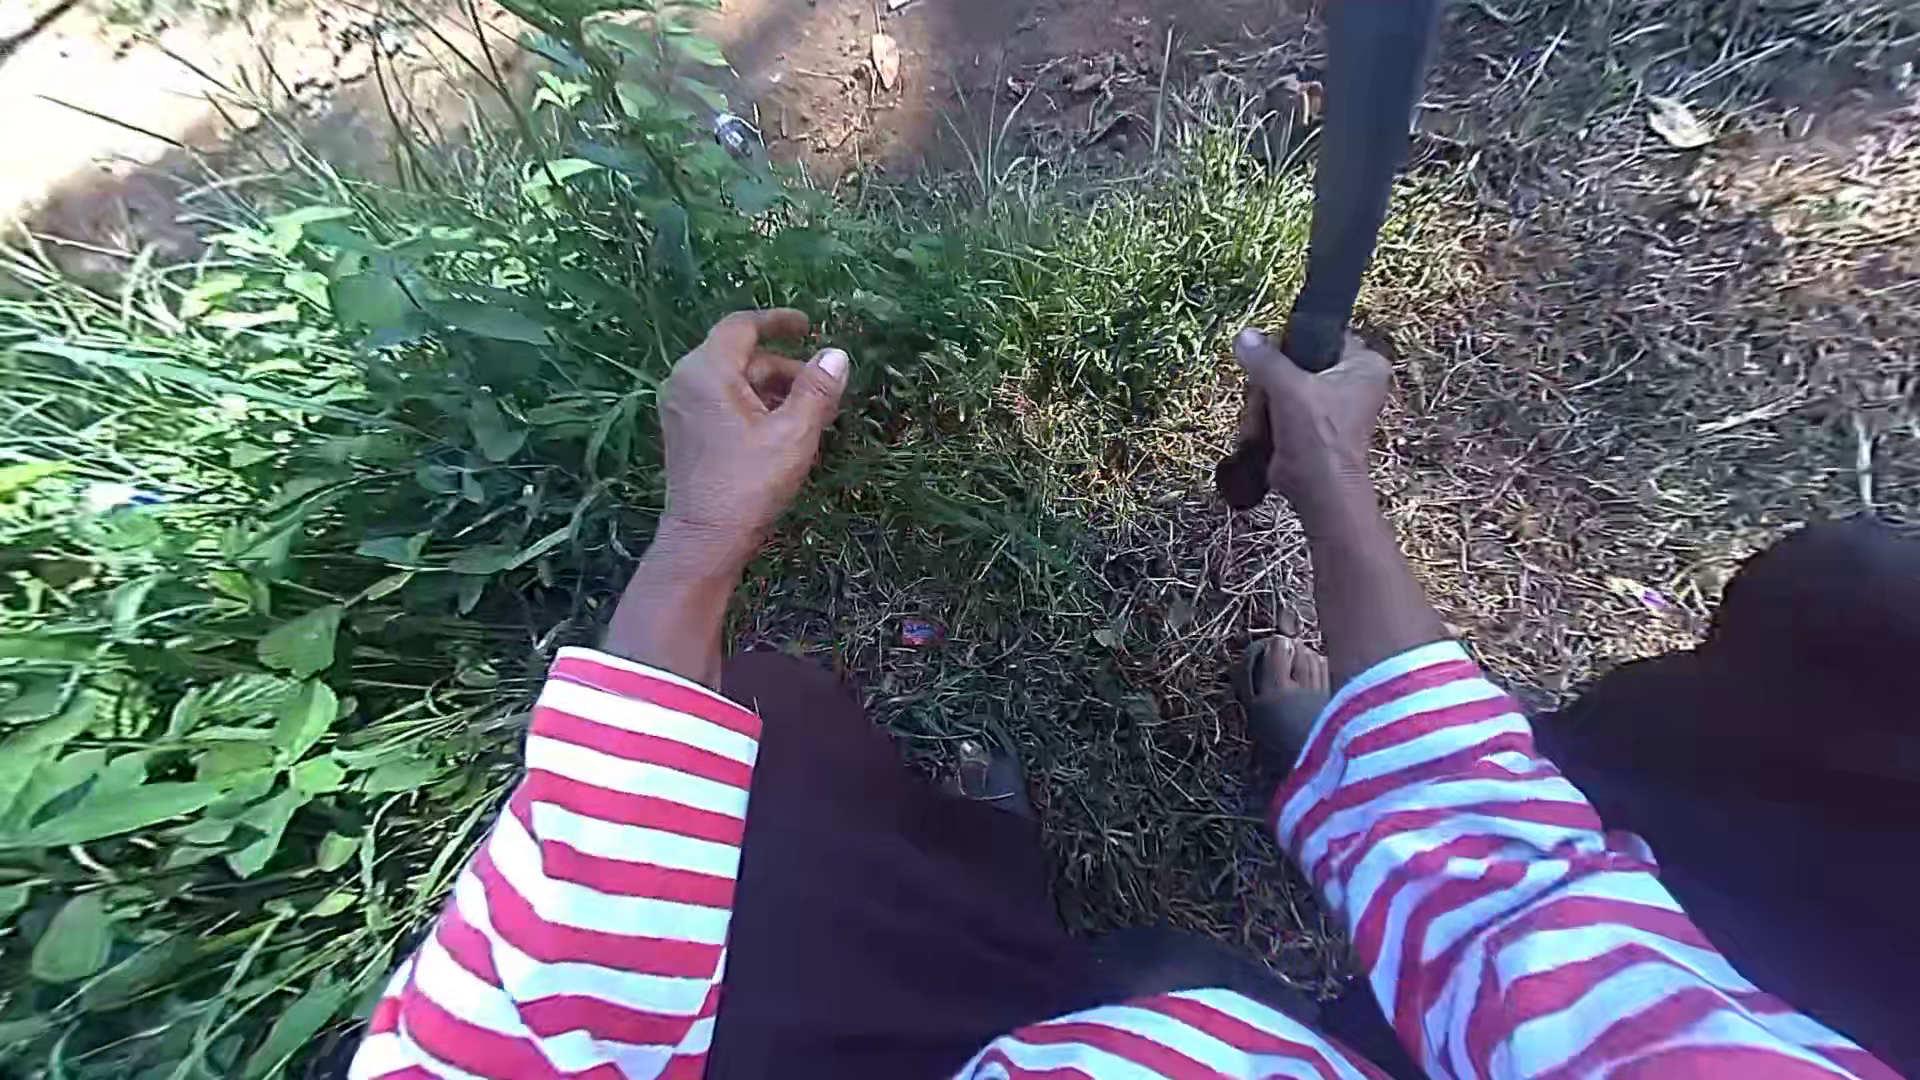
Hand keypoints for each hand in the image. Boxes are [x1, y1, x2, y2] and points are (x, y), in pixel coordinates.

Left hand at [604, 310, 850, 685]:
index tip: (809, 326)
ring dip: (773, 392)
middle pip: (742, 359)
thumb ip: (817, 390)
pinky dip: (755, 408)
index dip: (779, 321)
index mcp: (707, 371)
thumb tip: (838, 354)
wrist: (705, 539)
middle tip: (824, 391)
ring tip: (810, 416)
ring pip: (735, 384)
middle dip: (785, 369)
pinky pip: (724, 405)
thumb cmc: (750, 483)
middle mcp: (686, 382)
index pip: (742, 326)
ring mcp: (682, 410)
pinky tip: (783, 432)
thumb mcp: (794, 434)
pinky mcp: (686, 434)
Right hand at [1233, 328, 1389, 514]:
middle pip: (1291, 366)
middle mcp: (1350, 381)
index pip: (1319, 337)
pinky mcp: (1307, 425)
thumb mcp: (1290, 390)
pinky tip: (1265, 433)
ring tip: (1267, 424)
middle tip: (1270, 403)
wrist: (1317, 488)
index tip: (1275, 367)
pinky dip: (1264, 420)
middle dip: (1269, 387)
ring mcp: (1328, 405)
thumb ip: (1266, 360)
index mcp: (1363, 364)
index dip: (1291, 349)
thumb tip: (1244, 334)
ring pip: (1277, 388)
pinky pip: (1275, 408)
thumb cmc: (1317, 437)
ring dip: (1262, 407)